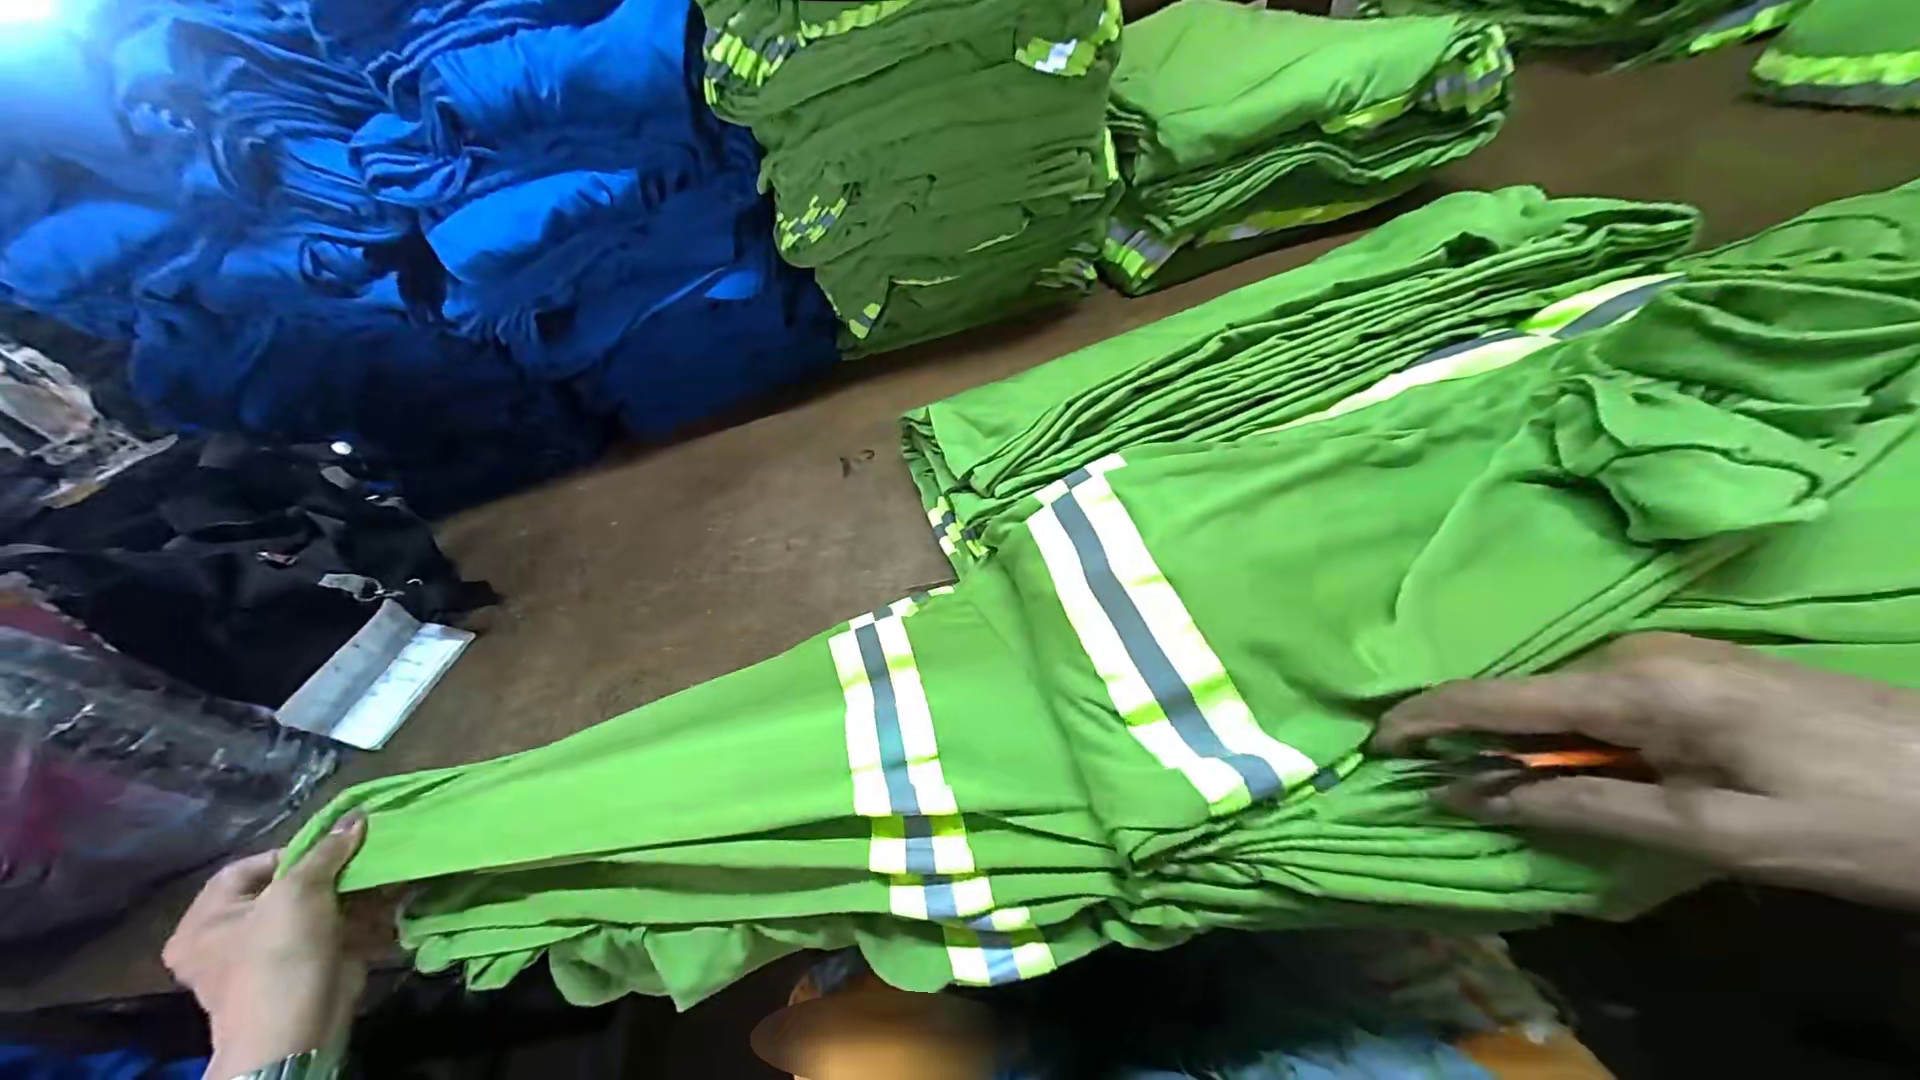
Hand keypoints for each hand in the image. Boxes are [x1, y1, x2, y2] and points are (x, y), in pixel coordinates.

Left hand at [164, 814, 391, 1076]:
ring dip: (357, 883)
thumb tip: (356, 816)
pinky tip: (394, 891)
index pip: (246, 868)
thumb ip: (328, 850)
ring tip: (387, 869)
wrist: (298, 1023)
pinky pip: (339, 919)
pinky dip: (366, 905)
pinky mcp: (311, 955)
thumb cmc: (279, 953)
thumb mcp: (298, 891)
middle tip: (366, 855)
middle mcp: (234, 933)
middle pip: (290, 882)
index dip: (290, 853)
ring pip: (321, 899)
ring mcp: (275, 947)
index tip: (330, 852)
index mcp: (206, 922)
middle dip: (335, 867)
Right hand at [1374, 633, 1919, 909]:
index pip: (1491, 698)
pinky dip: (1574, 734)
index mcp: (1632, 688)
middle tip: (1467, 793)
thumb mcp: (1724, 836)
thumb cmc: (1873, 822)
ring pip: (1557, 698)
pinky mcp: (1687, 665)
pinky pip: (1596, 696)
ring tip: (1547, 791)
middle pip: (1521, 697)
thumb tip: (1467, 796)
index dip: (1422, 719)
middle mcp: (1630, 654)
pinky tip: (1610, 768)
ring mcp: (1661, 653)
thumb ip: (1582, 807)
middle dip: (1481, 742)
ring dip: (1533, 743)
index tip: (1375, 745)